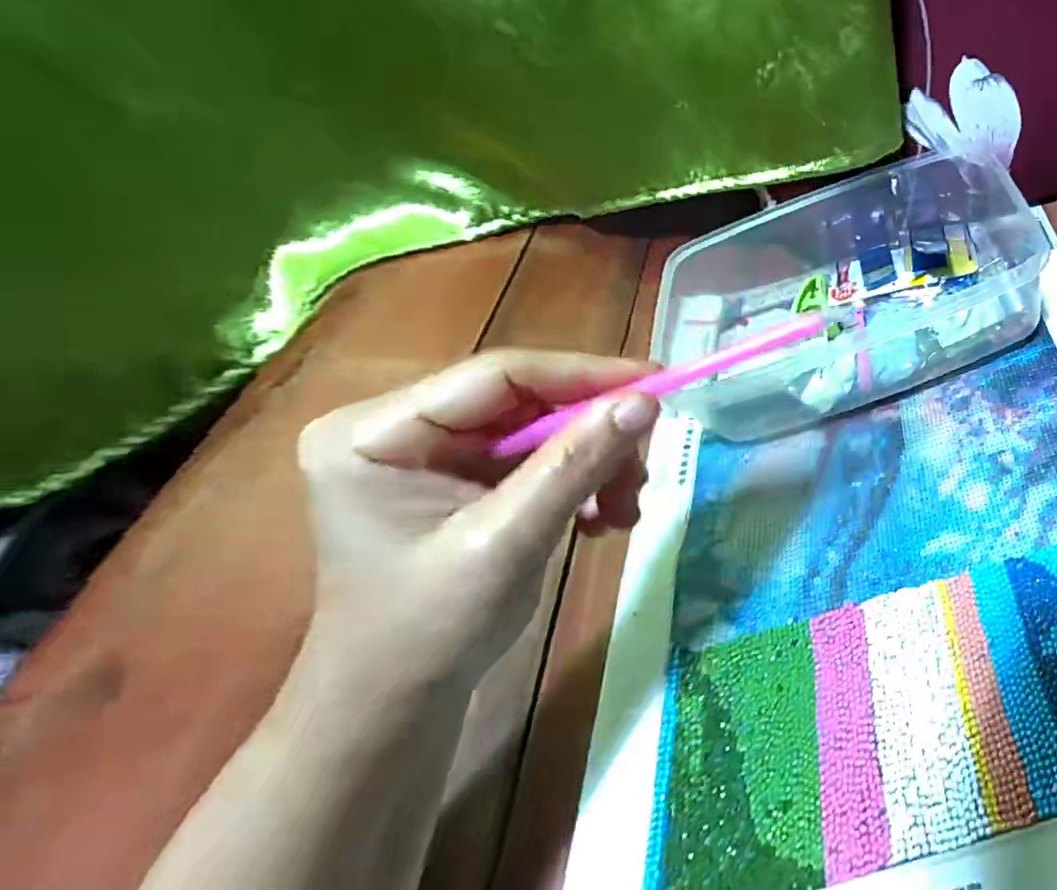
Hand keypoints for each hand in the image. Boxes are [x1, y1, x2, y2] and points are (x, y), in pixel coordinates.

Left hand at [296, 351, 658, 688]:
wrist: (398, 703)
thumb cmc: (430, 628)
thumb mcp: (508, 539)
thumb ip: (577, 464)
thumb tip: (647, 401)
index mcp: (376, 431)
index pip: (500, 375)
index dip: (586, 374)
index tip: (659, 384)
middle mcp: (404, 426)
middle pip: (531, 400)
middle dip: (597, 436)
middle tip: (644, 470)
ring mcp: (437, 451)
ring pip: (550, 428)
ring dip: (599, 464)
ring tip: (624, 511)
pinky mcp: (469, 476)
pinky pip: (547, 456)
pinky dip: (586, 482)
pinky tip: (603, 520)